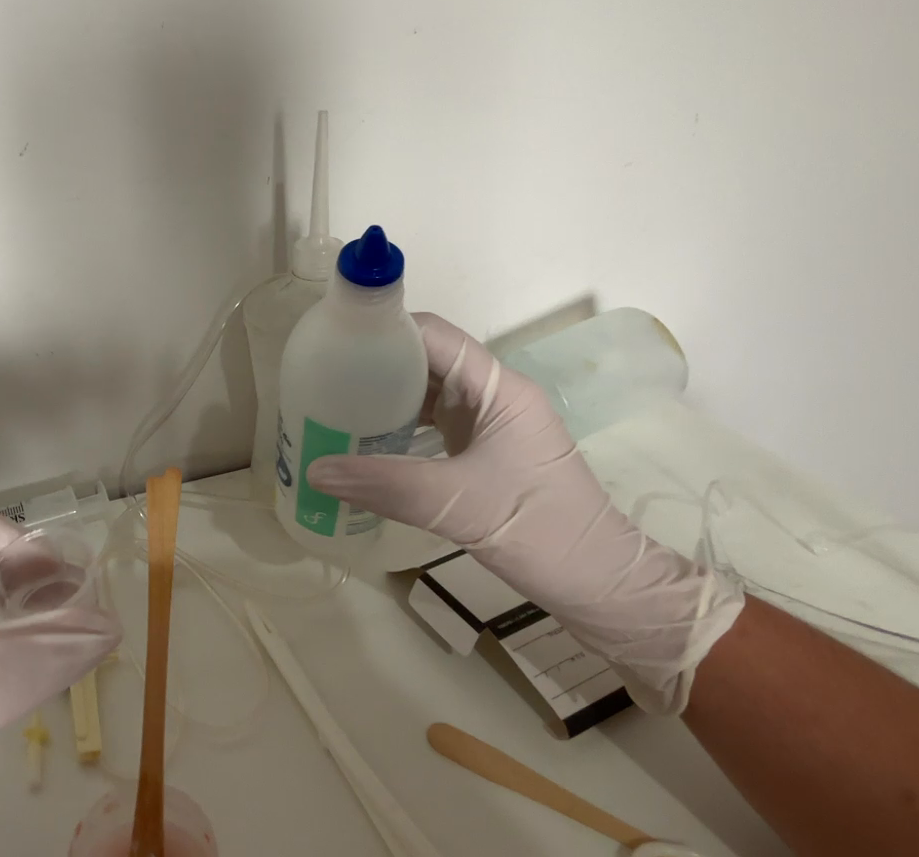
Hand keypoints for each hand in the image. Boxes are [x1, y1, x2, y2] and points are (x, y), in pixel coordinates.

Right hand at [308, 313, 741, 713]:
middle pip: (425, 359)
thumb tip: (316, 471)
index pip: (434, 336)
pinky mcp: (482, 453)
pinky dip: (396, 428)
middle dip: (374, 365)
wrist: (602, 587)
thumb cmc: (542, 533)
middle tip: (322, 381)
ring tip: (333, 409)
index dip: (384, 331)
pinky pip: (430, 424)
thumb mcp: (460, 507)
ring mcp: (488, 425)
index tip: (334, 343)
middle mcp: (493, 396)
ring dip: (382, 398)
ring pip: (425, 393)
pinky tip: (364, 444)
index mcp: (499, 389)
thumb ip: (387, 485)